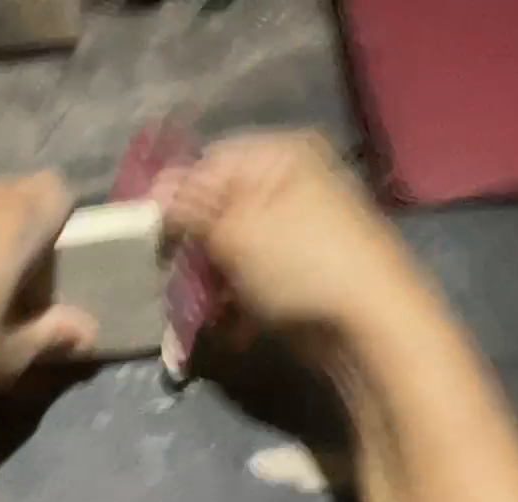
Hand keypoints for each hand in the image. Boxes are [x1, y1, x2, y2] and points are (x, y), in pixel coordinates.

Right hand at [155, 132, 411, 334]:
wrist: (369, 325)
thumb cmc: (300, 262)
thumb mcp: (235, 229)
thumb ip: (189, 208)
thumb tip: (154, 190)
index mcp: (278, 157)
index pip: (207, 165)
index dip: (174, 198)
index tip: (147, 236)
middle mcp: (288, 188)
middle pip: (216, 213)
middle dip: (190, 252)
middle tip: (170, 280)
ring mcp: (295, 236)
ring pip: (229, 255)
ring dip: (208, 287)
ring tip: (198, 314)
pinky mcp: (298, 278)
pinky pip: (250, 284)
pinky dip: (234, 306)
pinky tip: (227, 329)